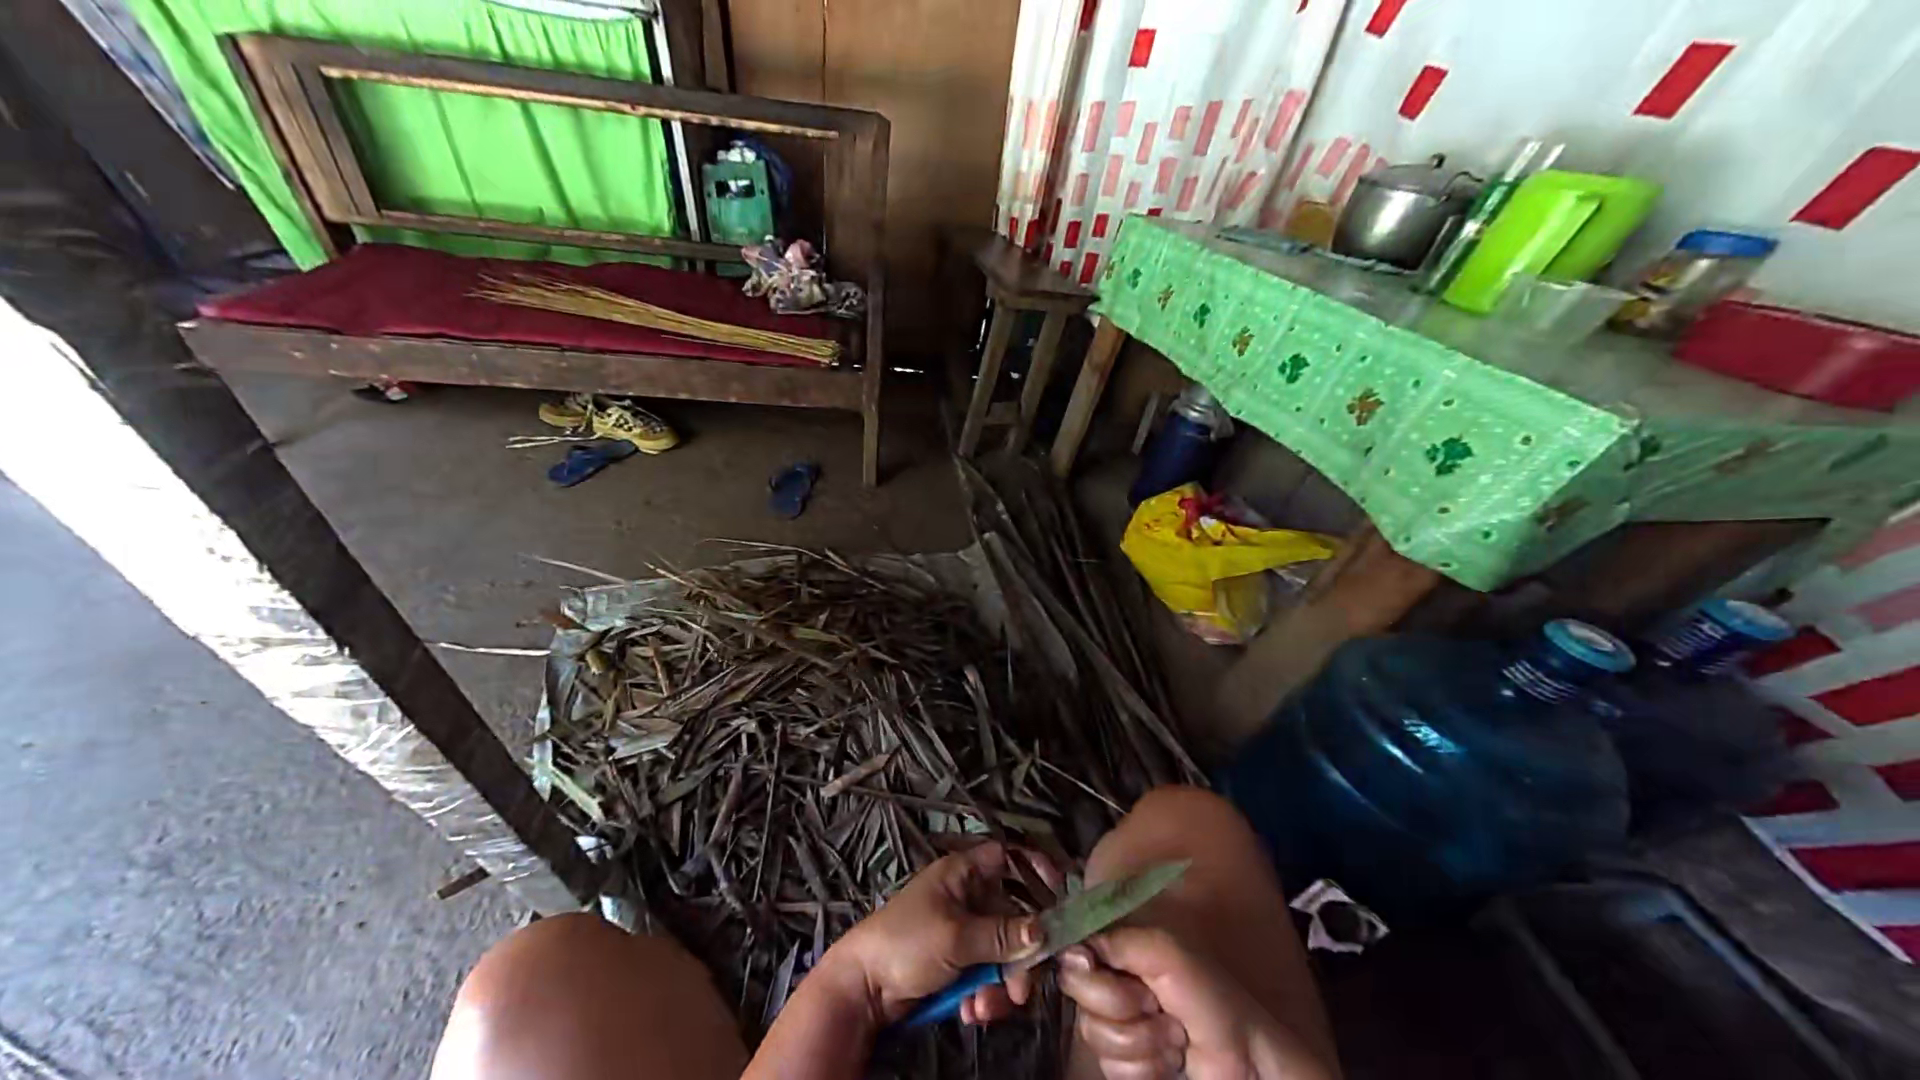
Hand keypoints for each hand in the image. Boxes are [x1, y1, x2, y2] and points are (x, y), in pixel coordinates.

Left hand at [820, 841, 1052, 1026]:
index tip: (1059, 893)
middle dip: (1021, 955)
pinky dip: (984, 995)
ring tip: (987, 1008)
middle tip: (1023, 988)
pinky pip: (986, 974)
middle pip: (1013, 915)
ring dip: (1001, 984)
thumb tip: (1045, 931)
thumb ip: (1003, 935)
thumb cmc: (906, 943)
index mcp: (962, 873)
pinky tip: (971, 1012)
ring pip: (1003, 952)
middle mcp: (967, 897)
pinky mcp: (957, 963)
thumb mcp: (956, 937)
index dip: (1034, 868)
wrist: (862, 988)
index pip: (1007, 857)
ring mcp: (963, 931)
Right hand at [1058, 927, 1337, 1079]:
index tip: (1114, 977)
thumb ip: (1117, 940)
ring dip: (1139, 1041)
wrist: (1245, 1058)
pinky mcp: (1126, 1061)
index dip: (1085, 970)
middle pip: (1078, 997)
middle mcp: (1110, 980)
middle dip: (1121, 1008)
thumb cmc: (1209, 995)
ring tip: (1172, 1033)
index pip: (1071, 951)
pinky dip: (1143, 1067)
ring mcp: (1117, 1022)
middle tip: (1155, 1005)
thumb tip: (1071, 952)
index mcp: (1115, 946)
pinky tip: (1169, 1057)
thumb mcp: (1165, 952)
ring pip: (1094, 1036)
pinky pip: (1110, 1067)